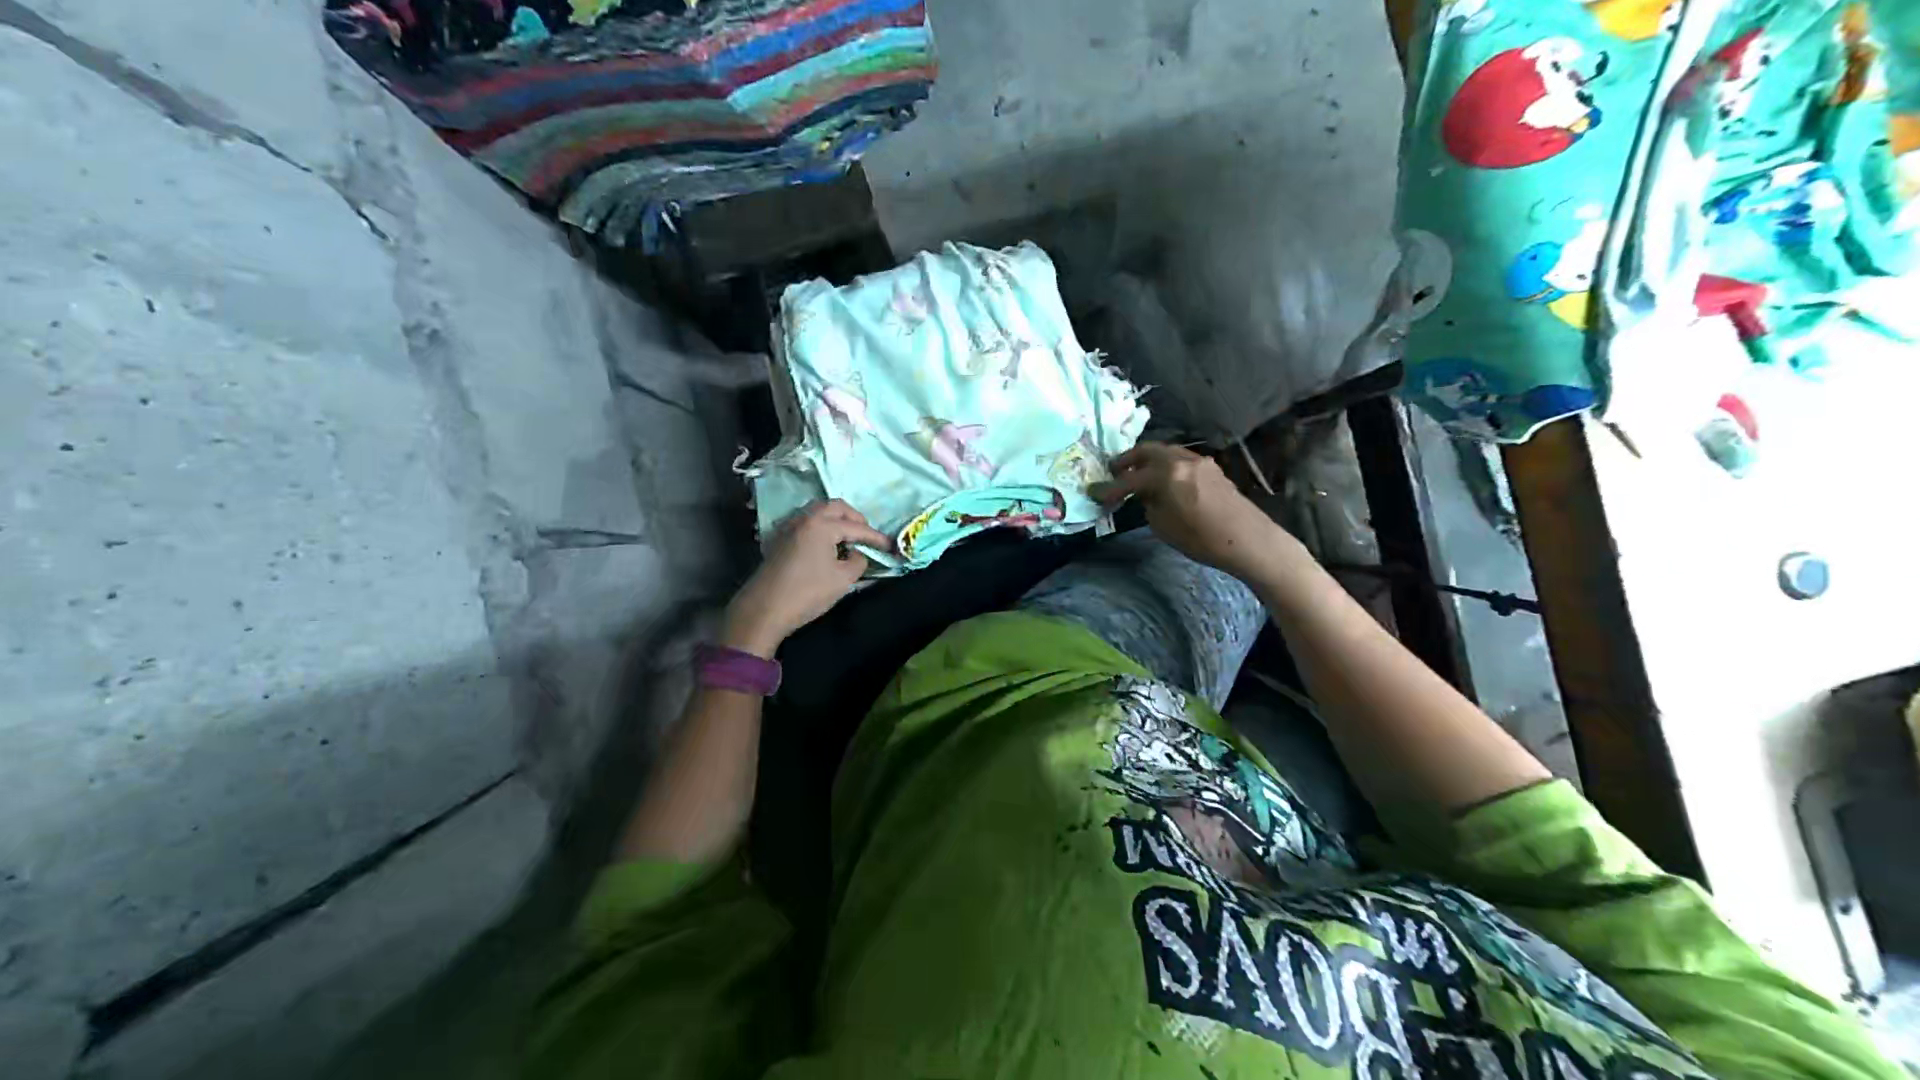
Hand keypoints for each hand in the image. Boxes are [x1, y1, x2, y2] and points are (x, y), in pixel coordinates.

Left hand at [721, 500, 891, 657]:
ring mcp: (788, 527)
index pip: (856, 527)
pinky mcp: (778, 539)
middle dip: (854, 518)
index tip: (890, 546)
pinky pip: (805, 523)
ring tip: (847, 537)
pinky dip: (820, 527)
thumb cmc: (807, 593)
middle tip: (866, 535)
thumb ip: (858, 561)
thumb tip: (856, 553)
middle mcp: (804, 519)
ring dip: (835, 519)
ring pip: (817, 512)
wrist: (764, 609)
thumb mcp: (843, 579)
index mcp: (821, 525)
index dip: (875, 537)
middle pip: (835, 507)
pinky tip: (825, 544)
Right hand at [1090, 442, 1294, 580]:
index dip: (1110, 489)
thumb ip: (1149, 504)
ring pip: (1166, 453)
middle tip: (1114, 472)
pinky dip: (1166, 467)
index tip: (1095, 494)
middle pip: (1148, 451)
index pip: (1129, 479)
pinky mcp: (1212, 470)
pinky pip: (1181, 461)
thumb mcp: (1163, 526)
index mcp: (1166, 473)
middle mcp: (1182, 460)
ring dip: (1149, 462)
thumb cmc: (1201, 538)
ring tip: (1138, 476)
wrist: (1248, 540)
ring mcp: (1200, 462)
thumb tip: (1146, 496)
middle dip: (1128, 461)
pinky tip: (1164, 482)